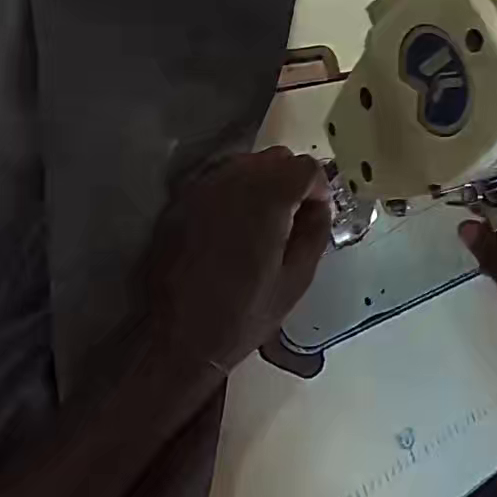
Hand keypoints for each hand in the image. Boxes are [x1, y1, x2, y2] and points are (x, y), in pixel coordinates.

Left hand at [144, 147, 330, 371]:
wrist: (177, 339)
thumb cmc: (244, 314)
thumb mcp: (297, 279)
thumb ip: (316, 231)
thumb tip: (319, 206)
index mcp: (269, 198)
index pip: (306, 167)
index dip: (318, 188)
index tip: (316, 214)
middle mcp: (235, 181)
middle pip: (276, 158)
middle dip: (292, 180)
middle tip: (292, 216)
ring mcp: (203, 187)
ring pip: (246, 162)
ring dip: (262, 180)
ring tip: (262, 218)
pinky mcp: (180, 200)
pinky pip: (217, 177)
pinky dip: (233, 188)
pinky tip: (232, 220)